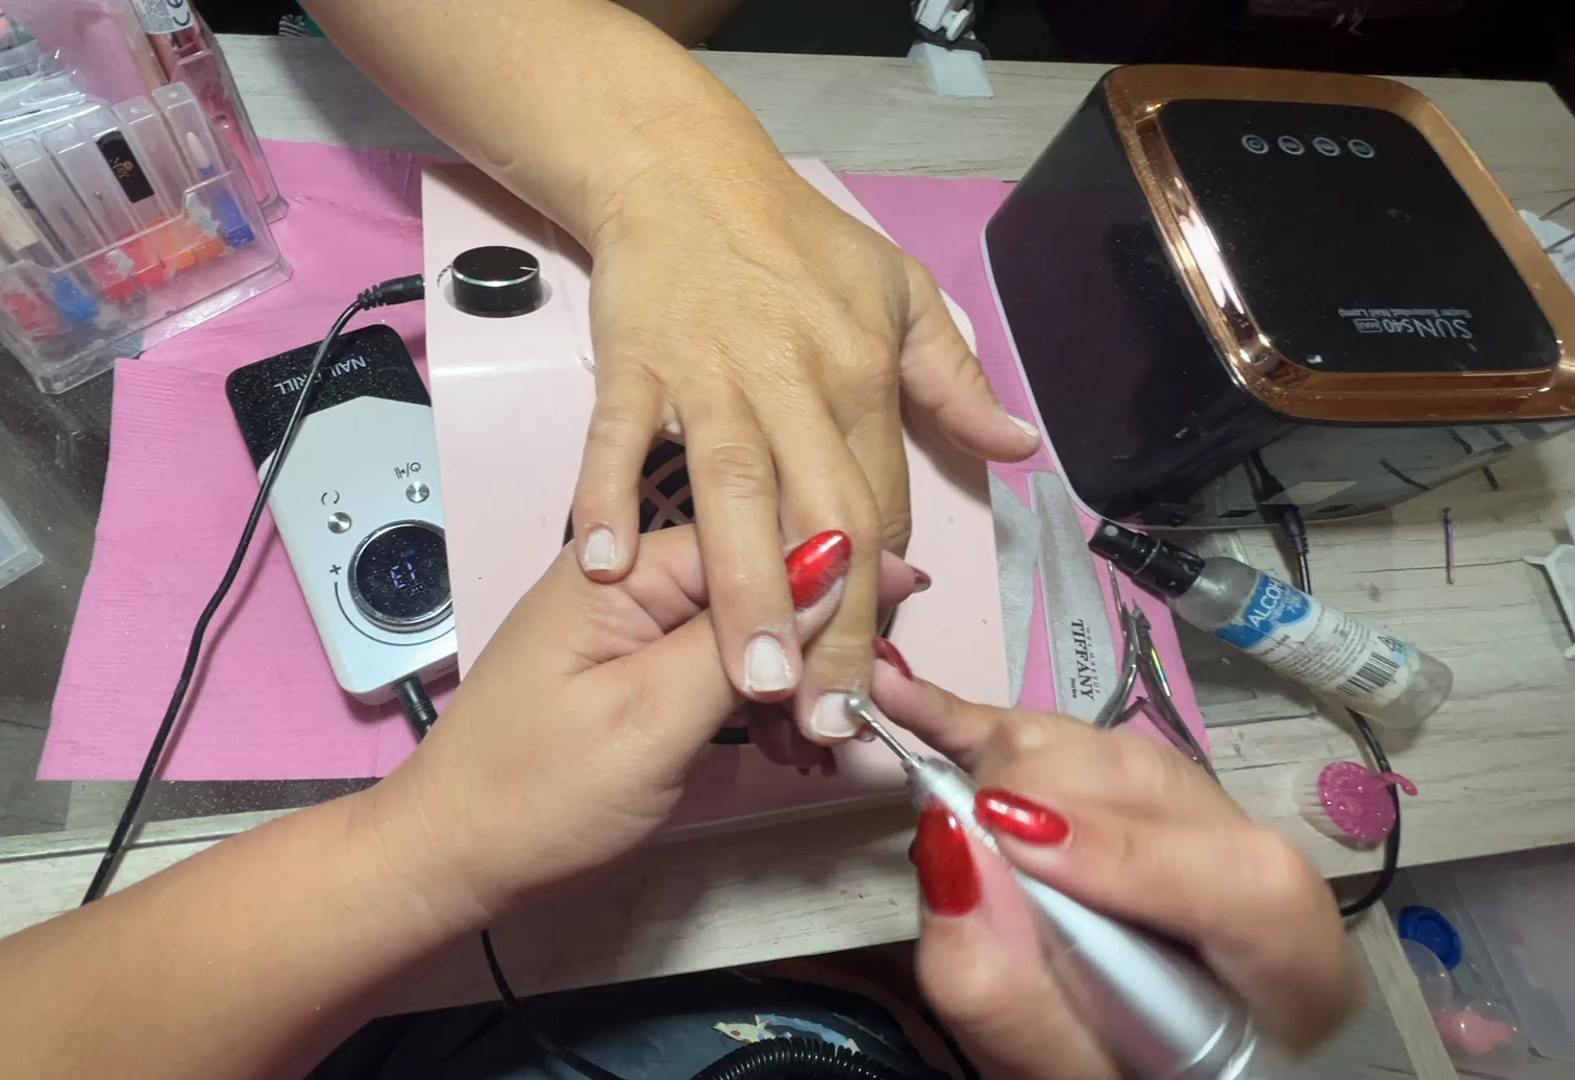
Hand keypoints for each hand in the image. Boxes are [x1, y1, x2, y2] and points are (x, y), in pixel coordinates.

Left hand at [368, 526, 918, 922]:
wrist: (456, 854)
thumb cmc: (542, 790)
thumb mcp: (650, 715)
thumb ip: (738, 643)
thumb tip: (829, 572)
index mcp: (621, 565)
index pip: (749, 540)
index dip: (828, 574)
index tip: (903, 607)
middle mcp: (628, 578)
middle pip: (750, 584)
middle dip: (813, 640)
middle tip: (868, 698)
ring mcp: (631, 626)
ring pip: (741, 631)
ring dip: (789, 680)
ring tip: (823, 741)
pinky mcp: (636, 668)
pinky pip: (713, 666)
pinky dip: (755, 703)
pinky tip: (784, 746)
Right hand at [570, 159, 1036, 753]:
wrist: (686, 179)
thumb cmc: (796, 242)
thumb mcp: (898, 291)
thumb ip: (954, 376)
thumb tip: (1016, 446)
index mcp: (859, 377)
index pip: (882, 508)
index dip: (878, 598)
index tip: (870, 675)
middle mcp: (791, 386)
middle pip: (821, 519)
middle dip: (828, 625)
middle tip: (825, 721)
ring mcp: (707, 378)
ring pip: (734, 492)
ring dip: (744, 586)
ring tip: (751, 682)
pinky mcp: (633, 368)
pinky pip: (621, 440)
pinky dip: (611, 497)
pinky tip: (608, 564)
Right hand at [868, 662, 1362, 1077]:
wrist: (1105, 1039)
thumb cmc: (1093, 1062)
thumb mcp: (1048, 1064)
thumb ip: (1001, 986)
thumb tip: (951, 847)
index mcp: (1281, 963)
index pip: (1242, 880)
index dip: (1124, 851)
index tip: (1011, 841)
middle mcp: (1234, 852)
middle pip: (1142, 781)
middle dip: (1031, 797)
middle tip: (963, 833)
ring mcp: (1166, 794)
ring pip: (1083, 739)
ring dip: (996, 767)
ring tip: (950, 808)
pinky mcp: (1089, 766)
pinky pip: (1022, 725)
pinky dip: (950, 711)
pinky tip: (896, 688)